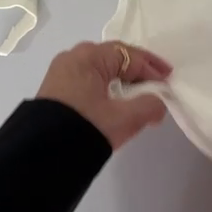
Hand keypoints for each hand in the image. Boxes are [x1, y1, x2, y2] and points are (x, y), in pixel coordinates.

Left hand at [35, 41, 172, 149]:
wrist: (41, 156)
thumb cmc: (86, 128)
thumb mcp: (123, 119)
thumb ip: (148, 106)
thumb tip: (160, 103)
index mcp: (89, 56)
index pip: (129, 55)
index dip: (151, 67)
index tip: (169, 78)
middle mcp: (73, 57)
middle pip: (114, 59)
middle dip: (137, 71)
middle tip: (158, 82)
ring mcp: (62, 72)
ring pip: (100, 71)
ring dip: (121, 81)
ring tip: (140, 95)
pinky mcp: (56, 90)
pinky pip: (88, 81)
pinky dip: (106, 88)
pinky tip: (116, 102)